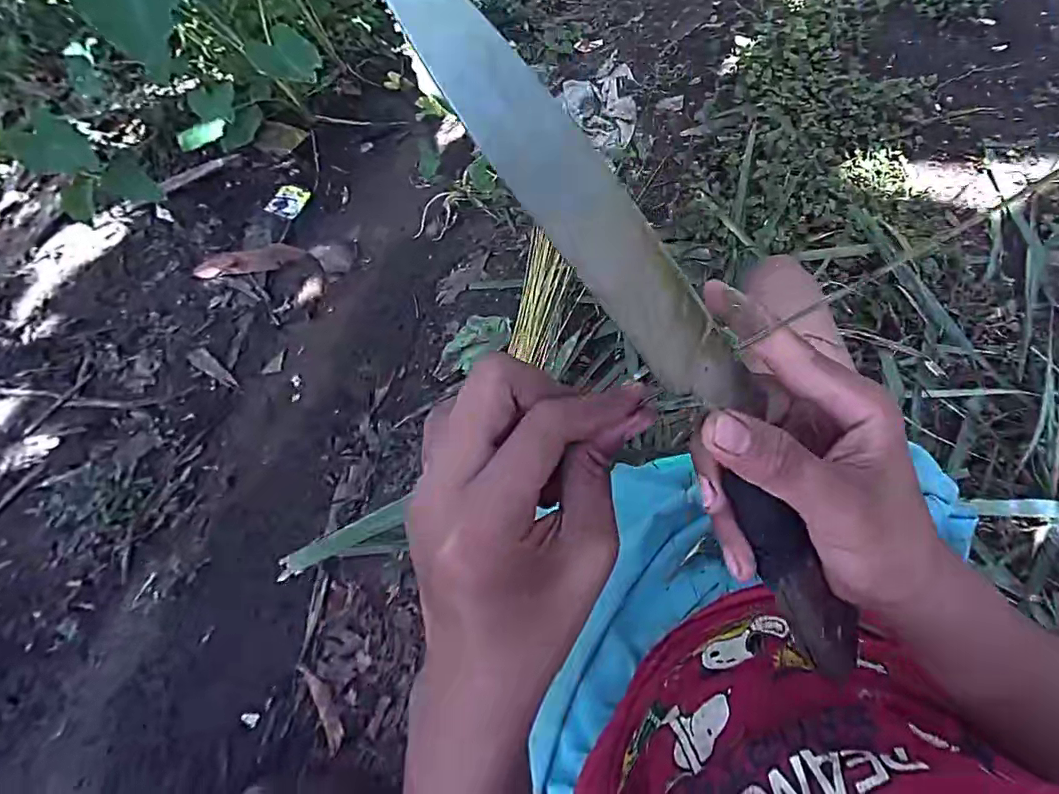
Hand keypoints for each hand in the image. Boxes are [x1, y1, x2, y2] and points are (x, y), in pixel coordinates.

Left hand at [407, 355, 652, 742]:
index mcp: (481, 520)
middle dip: (549, 390)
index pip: (542, 425)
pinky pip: (461, 418)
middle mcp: (438, 489)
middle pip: (491, 380)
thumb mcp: (591, 552)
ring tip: (555, 448)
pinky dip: (501, 421)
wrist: (473, 679)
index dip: (596, 407)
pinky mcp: (423, 484)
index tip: (636, 403)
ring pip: (472, 392)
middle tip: (583, 427)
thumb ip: (598, 471)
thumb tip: (621, 412)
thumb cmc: (542, 628)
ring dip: (523, 404)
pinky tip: (526, 459)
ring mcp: (422, 484)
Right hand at [689, 280, 956, 617]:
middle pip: (742, 401)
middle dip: (722, 453)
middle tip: (715, 500)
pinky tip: (743, 552)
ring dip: (725, 492)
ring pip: (730, 439)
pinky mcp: (777, 461)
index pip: (790, 349)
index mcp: (849, 399)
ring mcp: (794, 435)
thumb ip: (777, 463)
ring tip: (738, 546)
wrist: (898, 594)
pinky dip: (731, 507)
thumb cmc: (886, 544)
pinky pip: (734, 467)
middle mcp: (816, 407)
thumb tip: (713, 423)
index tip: (710, 292)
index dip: (748, 319)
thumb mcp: (836, 504)